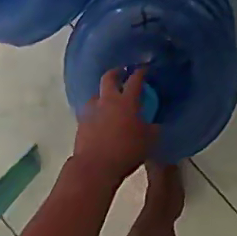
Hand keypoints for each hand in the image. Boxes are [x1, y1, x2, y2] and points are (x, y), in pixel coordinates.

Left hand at [69, 67, 157, 187]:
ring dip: (103, 94)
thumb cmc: (126, 151)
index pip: (135, 80)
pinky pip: (89, 111)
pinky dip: (96, 111)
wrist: (95, 166)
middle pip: (109, 77)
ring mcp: (92, 110)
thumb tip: (155, 125)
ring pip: (96, 94)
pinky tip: (100, 119)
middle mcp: (107, 100)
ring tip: (109, 101)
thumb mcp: (148, 141)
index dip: (140, 72)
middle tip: (122, 73)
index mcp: (126, 101)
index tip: (144, 68)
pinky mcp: (81, 123)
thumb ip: (153, 129)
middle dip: (116, 72)